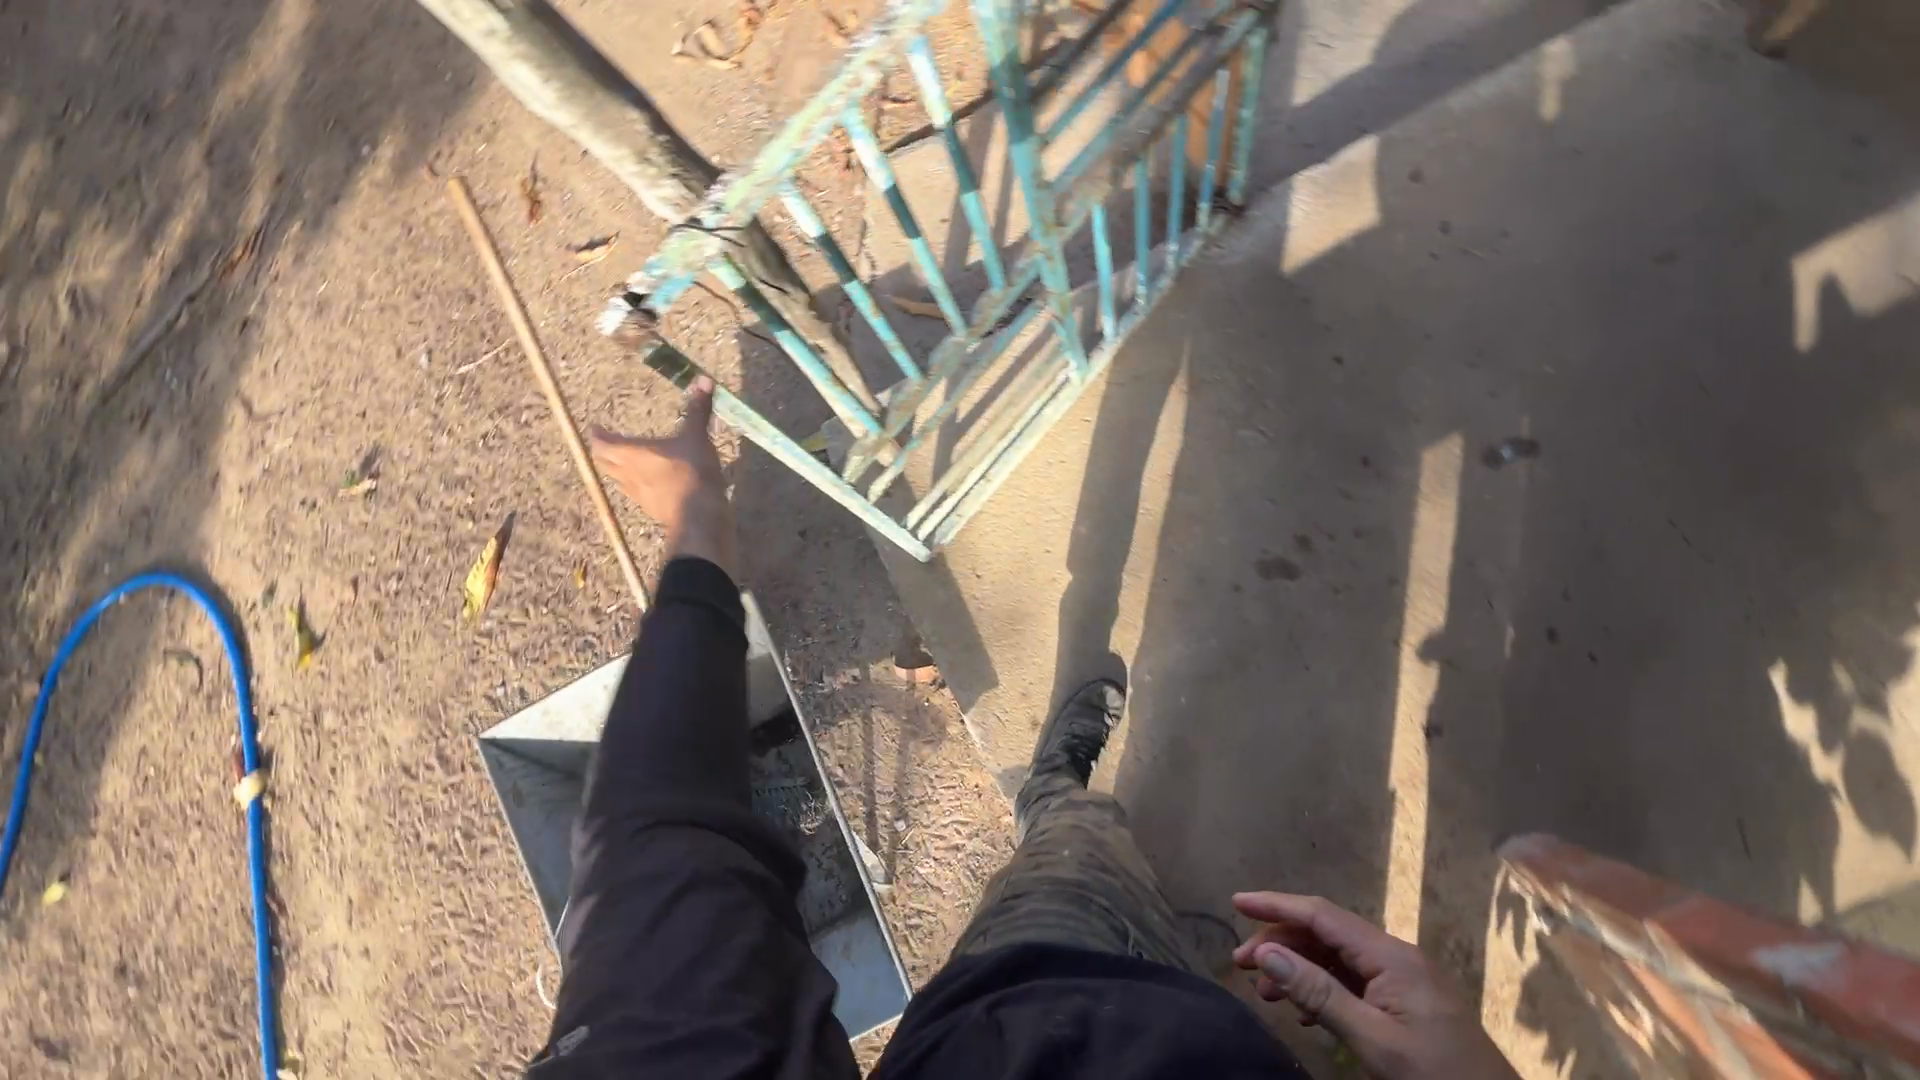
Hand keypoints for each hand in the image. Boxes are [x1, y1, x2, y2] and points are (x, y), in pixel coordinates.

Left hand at [590, 376, 737, 576]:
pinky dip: (640, 486)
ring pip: (620, 480)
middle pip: (605, 463)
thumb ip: (697, 410)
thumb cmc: (691, 472)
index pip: (602, 443)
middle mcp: (628, 474)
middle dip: (604, 452)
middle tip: (607, 444)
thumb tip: (702, 379)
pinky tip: (653, 483)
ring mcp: (639, 495)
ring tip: (627, 462)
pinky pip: (639, 494)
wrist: (700, 517)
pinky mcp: (653, 510)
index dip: (598, 434)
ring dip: (619, 470)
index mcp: (631, 454)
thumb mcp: (696, 437)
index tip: (596, 427)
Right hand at [1231, 893, 1518, 1079]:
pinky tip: (1304, 1012)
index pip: (1321, 914)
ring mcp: (1404, 979)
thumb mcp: (1373, 1041)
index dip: (1276, 905)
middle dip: (1280, 944)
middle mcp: (1396, 956)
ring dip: (1298, 970)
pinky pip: (1353, 981)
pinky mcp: (1408, 1003)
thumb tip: (1266, 954)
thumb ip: (1318, 994)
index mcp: (1391, 956)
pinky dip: (1321, 989)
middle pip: (1325, 934)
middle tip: (1242, 966)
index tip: (1236, 903)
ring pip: (1336, 959)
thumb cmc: (1437, 1079)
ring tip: (1266, 995)